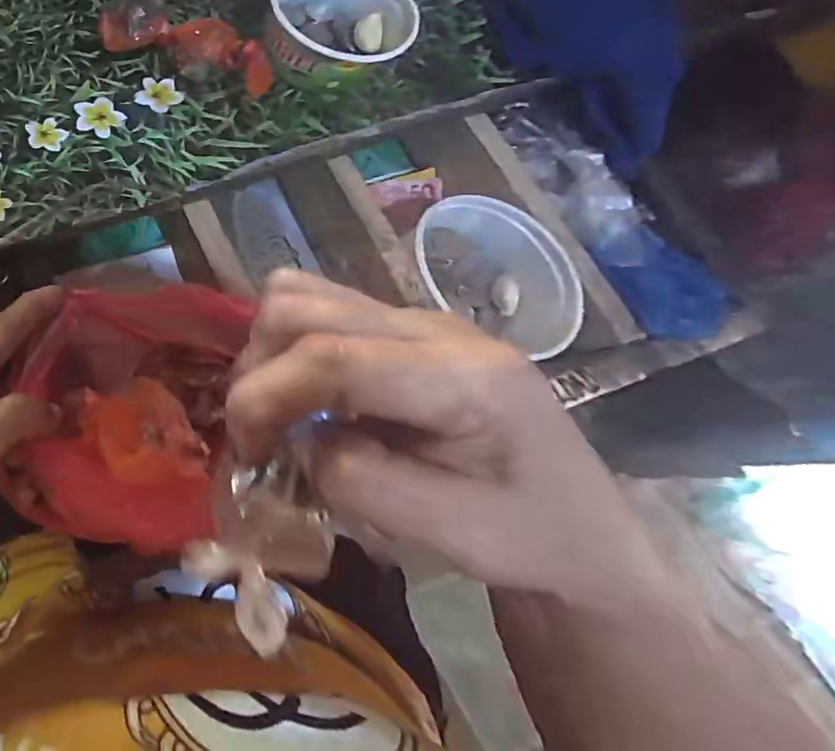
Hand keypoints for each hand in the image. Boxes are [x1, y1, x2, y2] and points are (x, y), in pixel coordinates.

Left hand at [0, 286, 63, 595]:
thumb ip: (6, 419)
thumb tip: (55, 405)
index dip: (25, 312)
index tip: (61, 291)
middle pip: (7, 355)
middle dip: (41, 336)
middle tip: (83, 321)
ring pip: (19, 391)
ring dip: (50, 380)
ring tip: (90, 367)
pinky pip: (24, 426)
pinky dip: (47, 420)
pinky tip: (74, 420)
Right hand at [225, 270, 679, 615]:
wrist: (587, 529)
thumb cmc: (529, 539)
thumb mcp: (451, 534)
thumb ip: (357, 480)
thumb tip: (294, 440)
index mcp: (465, 377)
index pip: (329, 355)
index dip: (264, 396)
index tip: (246, 450)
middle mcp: (434, 327)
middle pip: (300, 308)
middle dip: (256, 369)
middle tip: (257, 432)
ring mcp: (414, 317)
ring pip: (297, 294)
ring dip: (264, 350)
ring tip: (273, 407)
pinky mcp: (397, 322)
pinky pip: (314, 304)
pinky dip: (283, 342)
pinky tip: (300, 388)